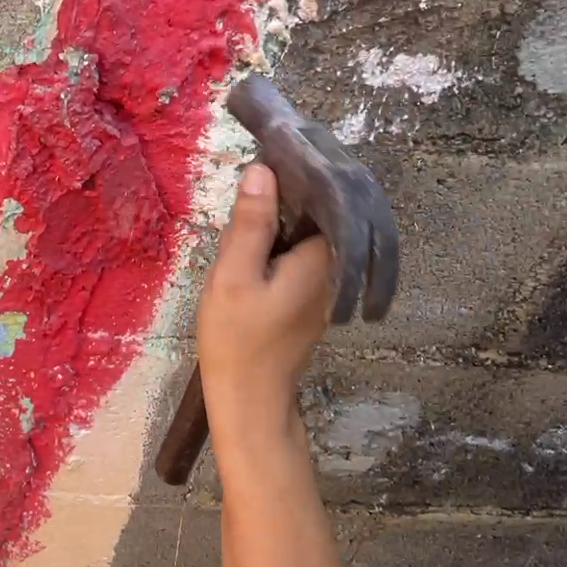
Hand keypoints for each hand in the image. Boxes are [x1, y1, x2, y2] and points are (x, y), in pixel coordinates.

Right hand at [197, 162, 333, 439]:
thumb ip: (250, 224)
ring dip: (272, 228)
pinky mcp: (307, 300)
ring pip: (299, 238)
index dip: (293, 180)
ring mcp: (322, 288)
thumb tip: (262, 170)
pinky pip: (295, 258)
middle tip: (238, 211)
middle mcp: (332, 270)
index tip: (262, 168)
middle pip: (310, 218)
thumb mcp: (234, 274)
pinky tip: (246, 253)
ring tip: (238, 227)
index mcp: (323, 259)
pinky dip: (274, 249)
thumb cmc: (239, 336)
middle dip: (277, 206)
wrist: (248, 398)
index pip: (321, 200)